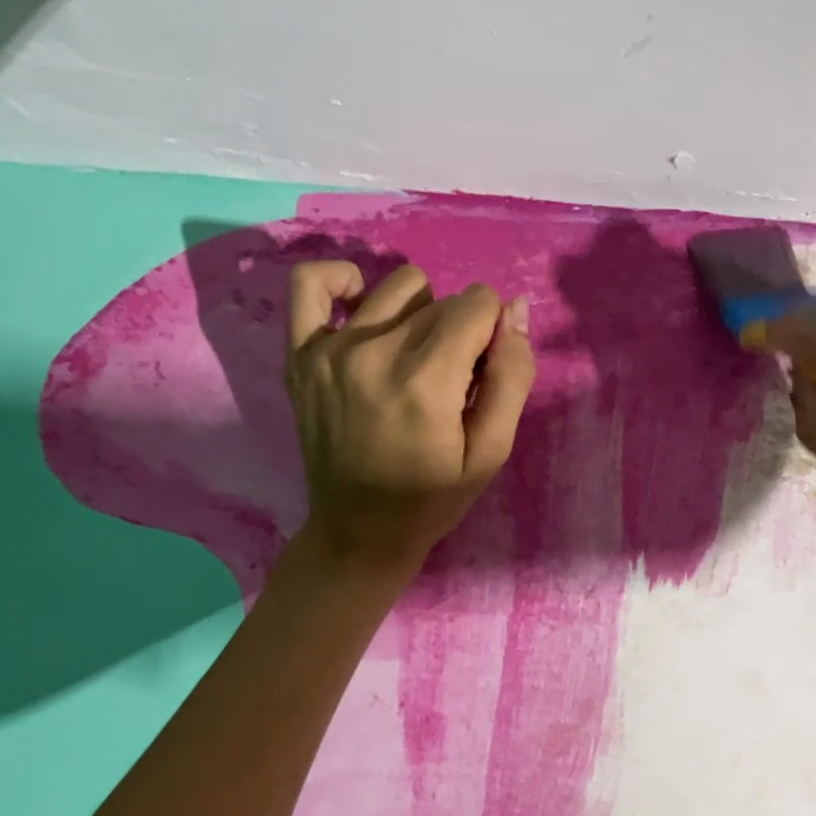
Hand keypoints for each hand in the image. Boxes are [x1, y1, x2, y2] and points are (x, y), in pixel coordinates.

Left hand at [282, 261, 534, 574]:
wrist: (359, 532)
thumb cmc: (432, 499)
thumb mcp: (492, 453)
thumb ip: (512, 378)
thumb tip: (514, 309)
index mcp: (426, 381)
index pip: (478, 304)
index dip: (492, 335)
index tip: (481, 376)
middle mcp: (375, 353)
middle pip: (443, 301)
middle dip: (461, 333)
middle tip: (449, 384)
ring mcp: (331, 350)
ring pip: (398, 288)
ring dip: (418, 314)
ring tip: (413, 358)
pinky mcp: (301, 355)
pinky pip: (312, 285)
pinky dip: (342, 282)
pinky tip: (363, 306)